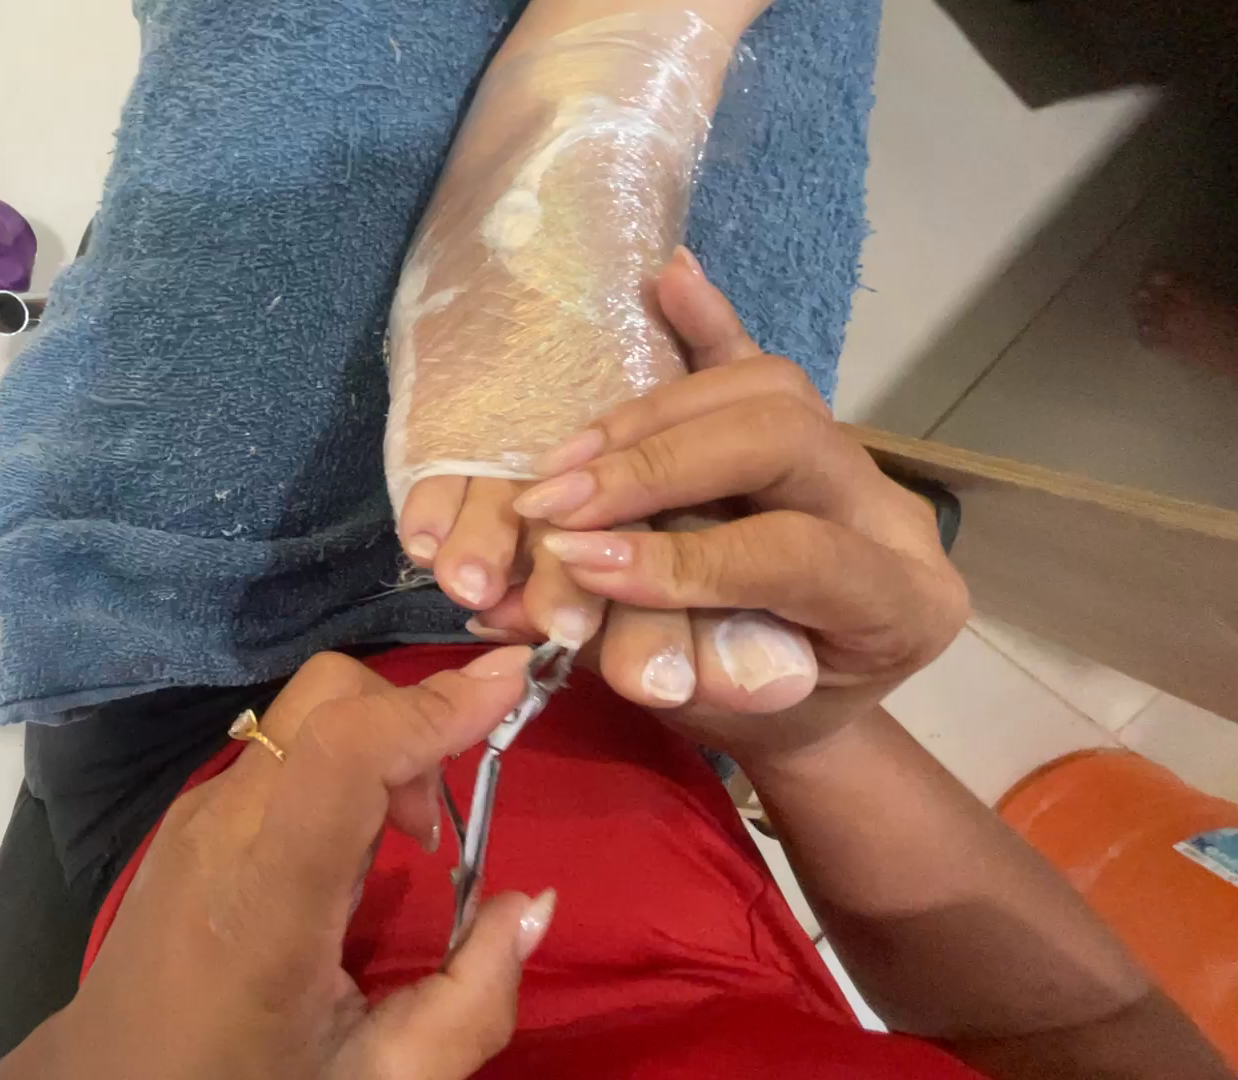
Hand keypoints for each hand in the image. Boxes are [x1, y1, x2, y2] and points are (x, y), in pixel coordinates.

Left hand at [3, 647, 557, 1079]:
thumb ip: (470, 1001)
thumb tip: (532, 901)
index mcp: (268, 897)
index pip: (344, 752)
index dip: (431, 704)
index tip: (509, 678)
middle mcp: (225, 824)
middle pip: (326, 696)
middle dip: (410, 718)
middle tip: (433, 824)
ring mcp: (200, 807)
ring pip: (305, 709)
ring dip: (377, 740)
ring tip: (397, 840)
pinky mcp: (193, 807)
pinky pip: (283, 743)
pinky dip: (339, 759)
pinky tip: (345, 845)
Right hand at [505, 256, 969, 760]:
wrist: (805, 702)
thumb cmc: (751, 715)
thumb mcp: (702, 708)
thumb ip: (626, 654)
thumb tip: (511, 608)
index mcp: (896, 605)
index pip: (793, 555)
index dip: (679, 558)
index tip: (578, 562)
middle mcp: (890, 515)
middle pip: (782, 438)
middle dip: (654, 468)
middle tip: (558, 499)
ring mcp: (853, 464)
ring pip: (767, 390)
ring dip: (648, 417)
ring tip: (564, 457)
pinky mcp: (805, 437)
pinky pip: (761, 366)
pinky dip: (710, 322)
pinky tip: (668, 279)